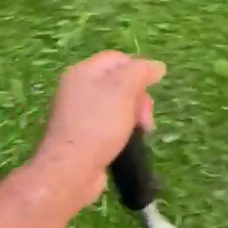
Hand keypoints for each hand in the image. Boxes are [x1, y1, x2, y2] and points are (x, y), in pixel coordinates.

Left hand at [26, 51, 165, 205]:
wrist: (72, 168)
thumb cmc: (98, 124)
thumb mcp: (123, 89)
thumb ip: (140, 72)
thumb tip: (156, 66)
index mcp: (83, 71)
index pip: (117, 59)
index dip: (139, 70)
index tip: (153, 88)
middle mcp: (78, 89)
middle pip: (119, 82)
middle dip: (139, 97)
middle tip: (145, 118)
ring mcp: (79, 113)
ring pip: (117, 105)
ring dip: (134, 116)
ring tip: (142, 132)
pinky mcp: (83, 135)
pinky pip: (109, 124)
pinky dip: (122, 130)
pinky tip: (129, 142)